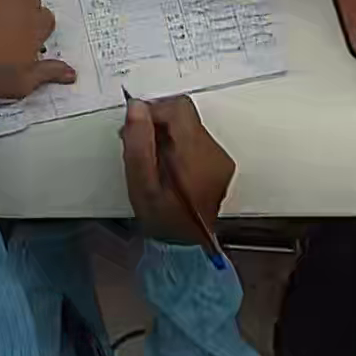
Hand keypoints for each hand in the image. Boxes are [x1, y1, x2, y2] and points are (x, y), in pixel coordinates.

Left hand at [0, 0, 76, 99]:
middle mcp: (23, 7)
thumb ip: (49, 73)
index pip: (46, 21)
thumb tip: (71, 73)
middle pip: (32, 5)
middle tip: (5, 34)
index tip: (23, 43)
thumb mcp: (22, 83)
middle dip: (23, 17)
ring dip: (11, 1)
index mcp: (36, 29)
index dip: (34, 32)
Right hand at [120, 94, 234, 246]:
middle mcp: (215, 154)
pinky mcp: (218, 162)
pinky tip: (164, 162)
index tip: (136, 128)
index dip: (152, 110)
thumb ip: (138, 142)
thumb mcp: (141, 184)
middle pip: (183, 113)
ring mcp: (219, 158)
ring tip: (150, 156)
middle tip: (138, 142)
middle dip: (156, 121)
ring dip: (165, 131)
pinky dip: (176, 141)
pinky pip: (193, 136)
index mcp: (198, 157)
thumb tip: (137, 107)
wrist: (184, 248)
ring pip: (187, 123)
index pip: (178, 108)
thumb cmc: (161, 219)